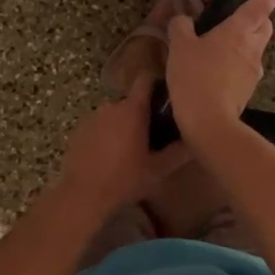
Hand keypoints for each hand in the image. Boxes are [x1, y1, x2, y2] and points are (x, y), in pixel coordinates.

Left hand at [58, 74, 187, 209]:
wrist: (83, 195)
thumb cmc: (124, 180)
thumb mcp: (157, 169)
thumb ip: (178, 152)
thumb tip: (195, 140)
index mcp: (132, 110)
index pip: (145, 79)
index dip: (157, 82)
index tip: (166, 94)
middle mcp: (111, 106)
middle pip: (132, 101)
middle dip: (142, 113)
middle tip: (154, 134)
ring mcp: (92, 117)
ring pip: (115, 114)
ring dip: (124, 125)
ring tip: (131, 148)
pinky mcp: (79, 129)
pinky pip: (100, 125)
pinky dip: (107, 134)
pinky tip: (110, 156)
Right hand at [165, 0, 274, 132]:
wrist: (209, 122)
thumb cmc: (195, 76)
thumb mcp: (179, 46)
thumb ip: (181, 27)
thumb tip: (183, 20)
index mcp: (239, 30)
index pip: (262, 6)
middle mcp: (253, 47)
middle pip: (264, 26)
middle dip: (257, 19)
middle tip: (236, 18)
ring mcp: (253, 71)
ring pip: (256, 49)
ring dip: (245, 44)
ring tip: (221, 46)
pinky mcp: (248, 90)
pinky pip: (246, 69)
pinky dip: (237, 65)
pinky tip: (217, 71)